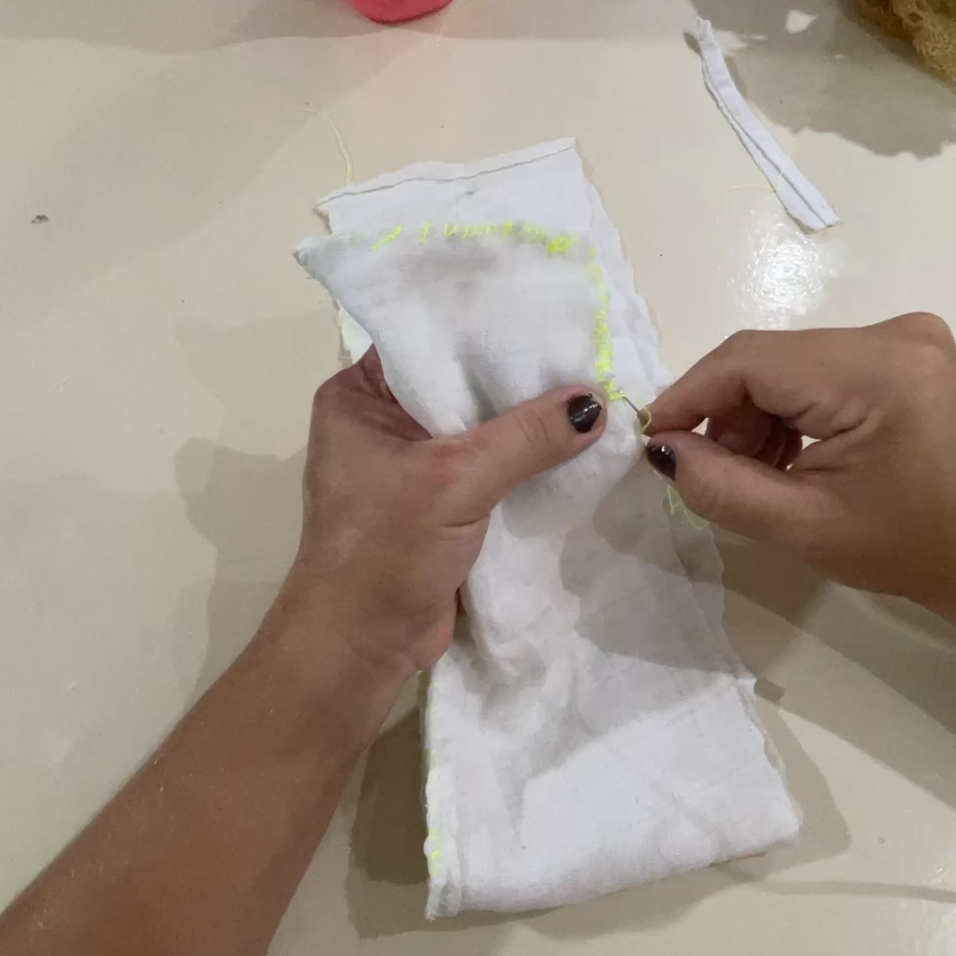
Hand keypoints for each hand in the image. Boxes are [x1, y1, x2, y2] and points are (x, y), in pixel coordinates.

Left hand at [274, 351, 605, 687]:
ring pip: (480, 429)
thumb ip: (525, 438)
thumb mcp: (454, 481)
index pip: (428, 340)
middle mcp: (383, 422)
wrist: (364, 645)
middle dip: (518, 376)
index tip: (550, 310)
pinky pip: (489, 467)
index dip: (486, 325)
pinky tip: (574, 445)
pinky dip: (525, 461)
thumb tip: (596, 404)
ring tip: (594, 390)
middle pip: (460, 384)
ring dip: (527, 422)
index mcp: (359, 397)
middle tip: (585, 351)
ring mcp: (412, 465)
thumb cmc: (386, 551)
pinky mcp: (439, 503)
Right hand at [643, 313, 955, 605]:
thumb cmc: (903, 547)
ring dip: (750, 415)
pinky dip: (782, 410)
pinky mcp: (899, 350)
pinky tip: (785, 454)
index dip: (689, 395)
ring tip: (756, 471)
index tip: (652, 438)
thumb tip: (661, 447)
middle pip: (765, 360)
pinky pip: (810, 369)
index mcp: (878, 373)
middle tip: (709, 469)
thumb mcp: (799, 527)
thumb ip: (719, 485)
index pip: (749, 361)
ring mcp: (901, 336)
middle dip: (722, 413)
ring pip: (782, 364)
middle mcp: (893, 334)